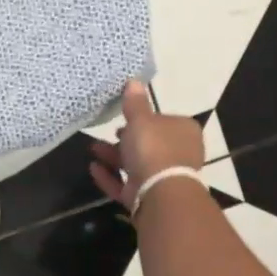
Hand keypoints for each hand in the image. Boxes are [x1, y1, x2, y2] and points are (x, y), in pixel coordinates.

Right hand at [88, 81, 205, 209]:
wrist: (159, 190)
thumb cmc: (154, 148)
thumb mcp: (141, 120)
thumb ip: (135, 103)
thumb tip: (133, 81)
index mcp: (183, 131)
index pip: (163, 121)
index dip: (142, 120)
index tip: (123, 119)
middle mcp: (178, 153)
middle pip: (148, 144)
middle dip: (125, 139)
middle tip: (107, 134)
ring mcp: (164, 176)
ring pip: (135, 164)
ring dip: (113, 156)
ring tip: (92, 149)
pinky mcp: (148, 194)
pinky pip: (126, 183)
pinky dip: (110, 176)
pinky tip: (93, 167)